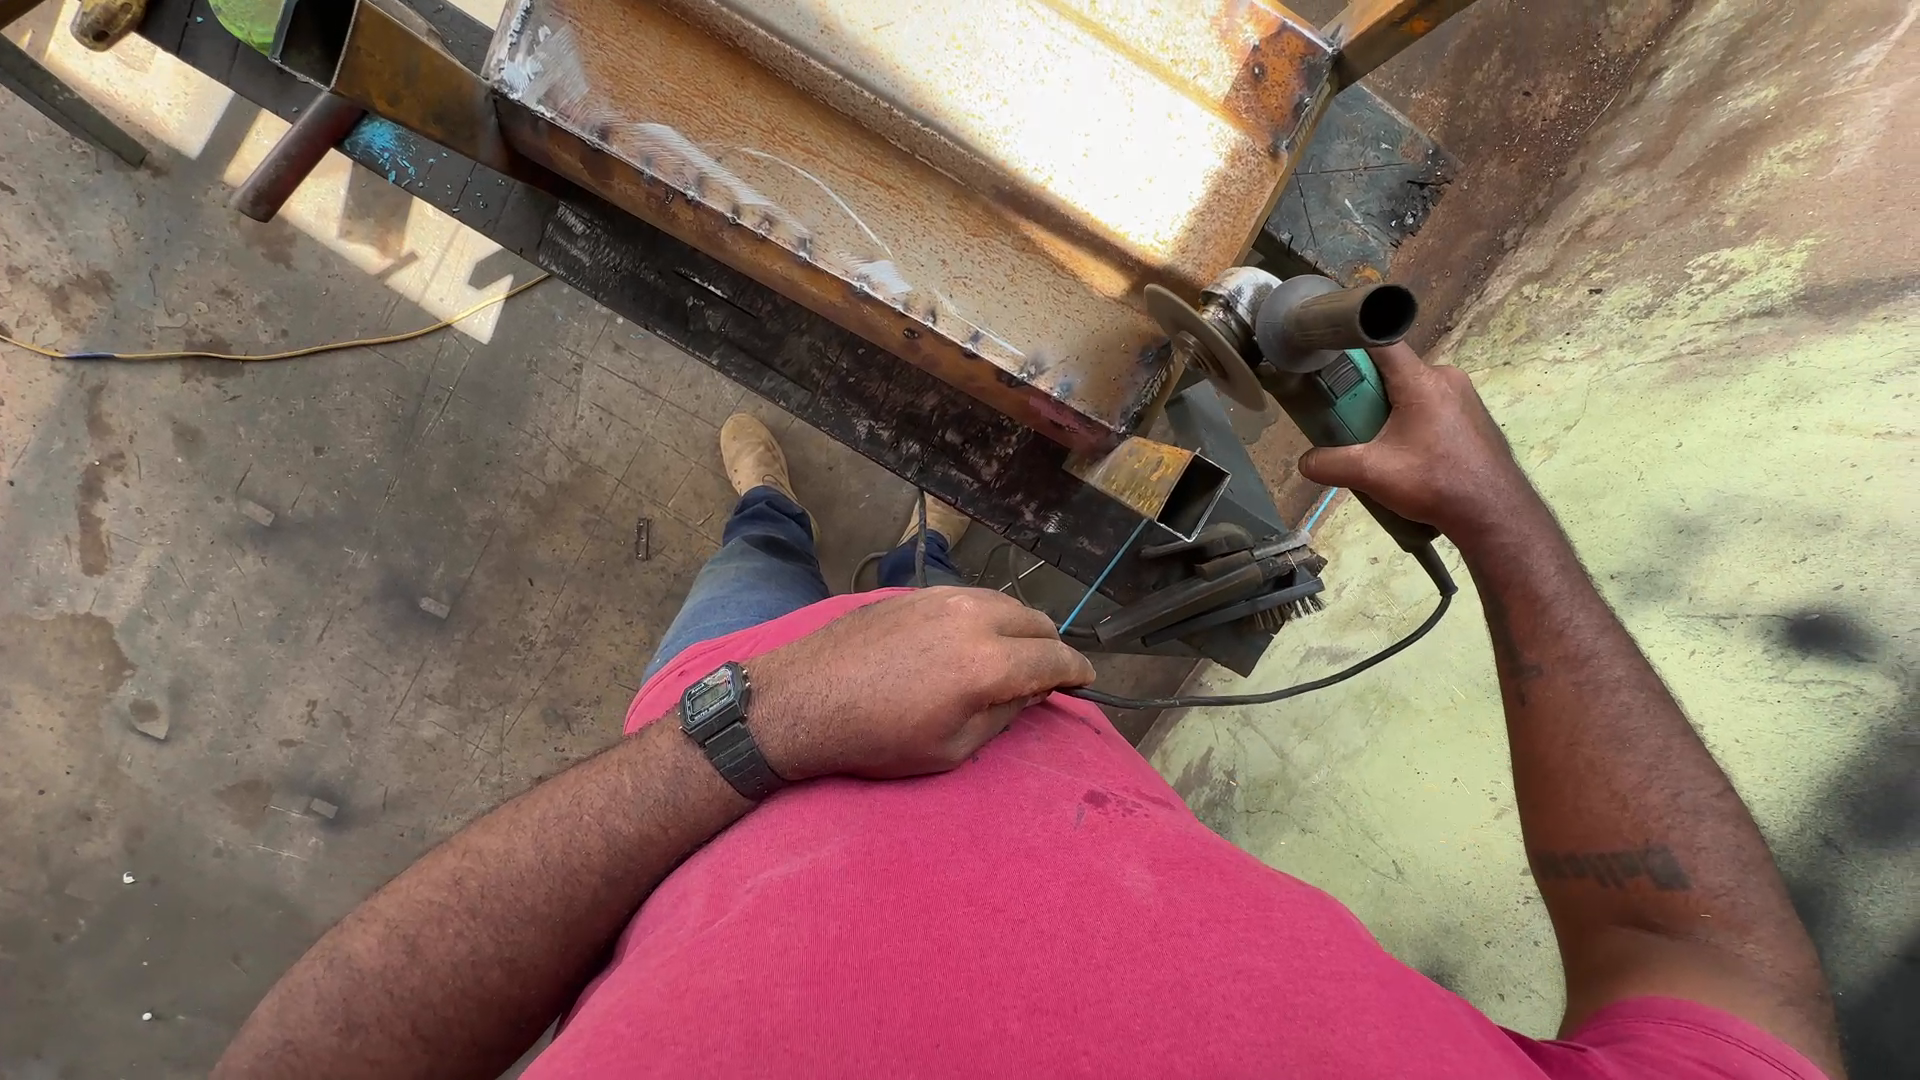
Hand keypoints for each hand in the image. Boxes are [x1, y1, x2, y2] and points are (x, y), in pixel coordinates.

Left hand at [744, 587, 1094, 779]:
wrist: (803, 699)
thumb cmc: (876, 739)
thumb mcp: (951, 748)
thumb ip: (1003, 715)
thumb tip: (1031, 691)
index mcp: (989, 663)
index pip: (1055, 659)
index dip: (1077, 672)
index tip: (1084, 681)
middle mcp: (974, 617)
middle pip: (1037, 621)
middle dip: (1050, 648)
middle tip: (1043, 675)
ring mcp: (943, 597)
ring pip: (1004, 602)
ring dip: (1019, 628)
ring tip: (1009, 655)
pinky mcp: (916, 591)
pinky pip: (970, 597)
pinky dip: (986, 616)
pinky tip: (969, 637)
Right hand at [1296, 342, 1540, 547]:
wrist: (1493, 512)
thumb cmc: (1435, 483)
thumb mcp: (1370, 474)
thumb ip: (1329, 464)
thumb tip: (1304, 462)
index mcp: (1423, 381)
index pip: (1380, 342)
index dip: (1349, 344)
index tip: (1324, 359)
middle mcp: (1445, 378)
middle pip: (1389, 372)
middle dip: (1362, 394)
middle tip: (1346, 424)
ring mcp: (1461, 396)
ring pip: (1406, 392)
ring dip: (1384, 413)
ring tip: (1375, 446)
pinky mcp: (1468, 416)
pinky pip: (1425, 407)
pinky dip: (1405, 423)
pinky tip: (1402, 455)